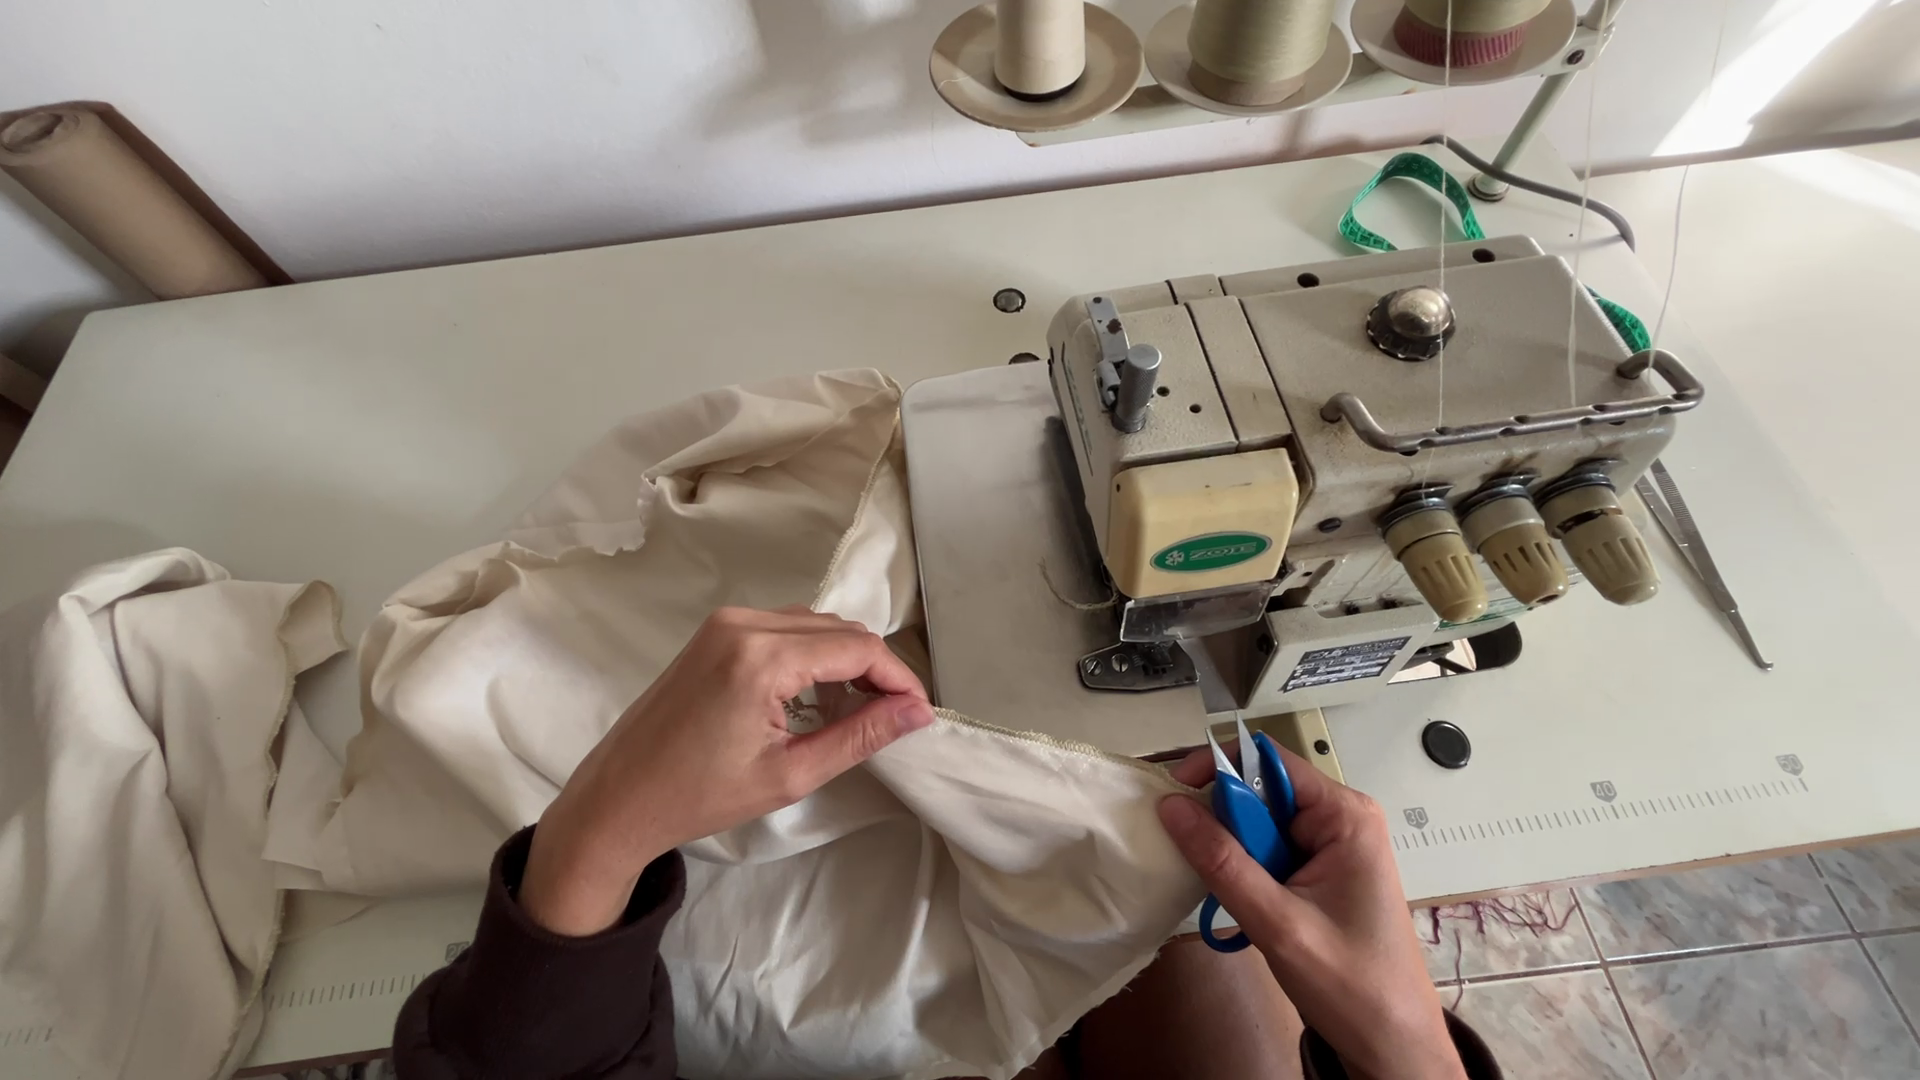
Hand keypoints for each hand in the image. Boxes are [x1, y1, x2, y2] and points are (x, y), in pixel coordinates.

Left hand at [520, 607, 934, 935]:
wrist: (616, 799)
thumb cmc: (699, 797)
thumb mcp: (790, 774)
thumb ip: (860, 736)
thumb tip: (916, 712)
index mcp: (762, 656)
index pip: (857, 647)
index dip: (898, 677)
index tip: (920, 712)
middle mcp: (745, 622)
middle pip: (839, 629)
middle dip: (876, 668)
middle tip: (893, 715)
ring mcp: (726, 621)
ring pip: (815, 623)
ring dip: (846, 657)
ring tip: (860, 706)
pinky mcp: (716, 630)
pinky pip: (786, 627)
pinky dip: (814, 652)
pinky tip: (818, 691)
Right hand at [1157, 743, 1464, 1079]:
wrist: (1395, 1051)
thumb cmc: (1351, 987)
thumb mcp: (1277, 923)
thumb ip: (1222, 861)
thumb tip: (1169, 805)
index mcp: (1344, 815)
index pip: (1267, 760)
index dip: (1218, 766)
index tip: (1175, 792)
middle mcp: (1339, 816)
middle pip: (1259, 787)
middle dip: (1220, 813)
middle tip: (1186, 847)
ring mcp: (1330, 842)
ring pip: (1257, 818)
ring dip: (1229, 843)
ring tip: (1210, 877)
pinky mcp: (1320, 867)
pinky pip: (1266, 844)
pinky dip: (1241, 862)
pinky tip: (1232, 889)